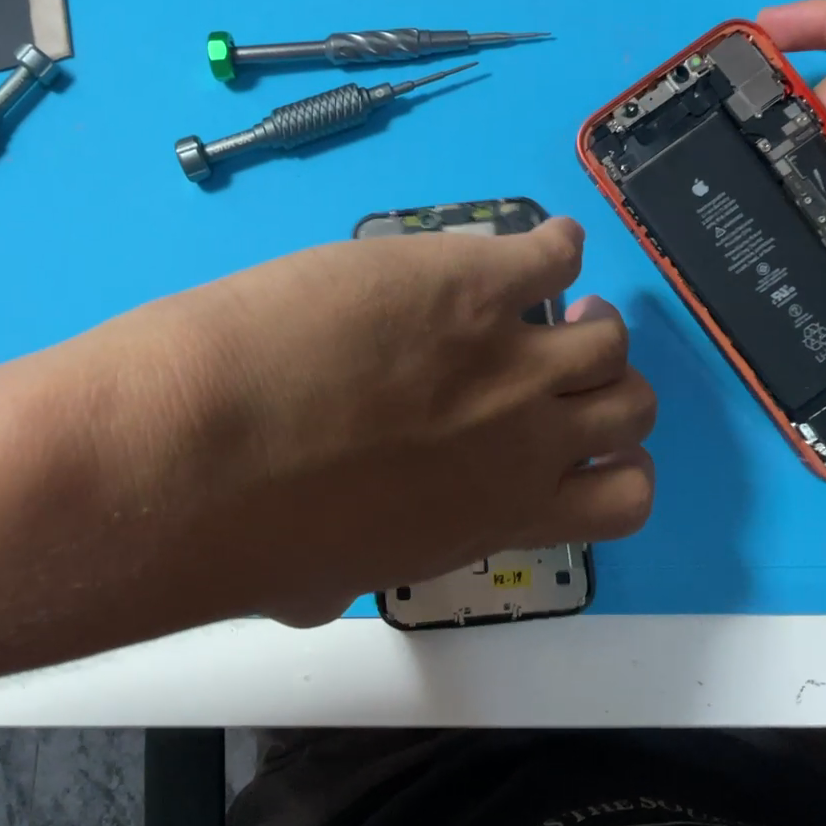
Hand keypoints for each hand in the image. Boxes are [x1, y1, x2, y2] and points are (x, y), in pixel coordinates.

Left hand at [36, 218, 656, 631]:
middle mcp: (526, 440)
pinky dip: (554, 244)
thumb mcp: (320, 580)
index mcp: (499, 517)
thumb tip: (332, 580)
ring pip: (606, 333)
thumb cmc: (243, 536)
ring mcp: (505, 356)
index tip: (575, 434)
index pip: (620, 498)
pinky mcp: (465, 282)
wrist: (194, 456)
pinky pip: (553, 251)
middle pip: (631, 407)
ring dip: (586, 314)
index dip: (616, 464)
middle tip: (559, 355)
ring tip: (539, 296)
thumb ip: (351, 572)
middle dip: (605, 384)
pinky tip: (518, 246)